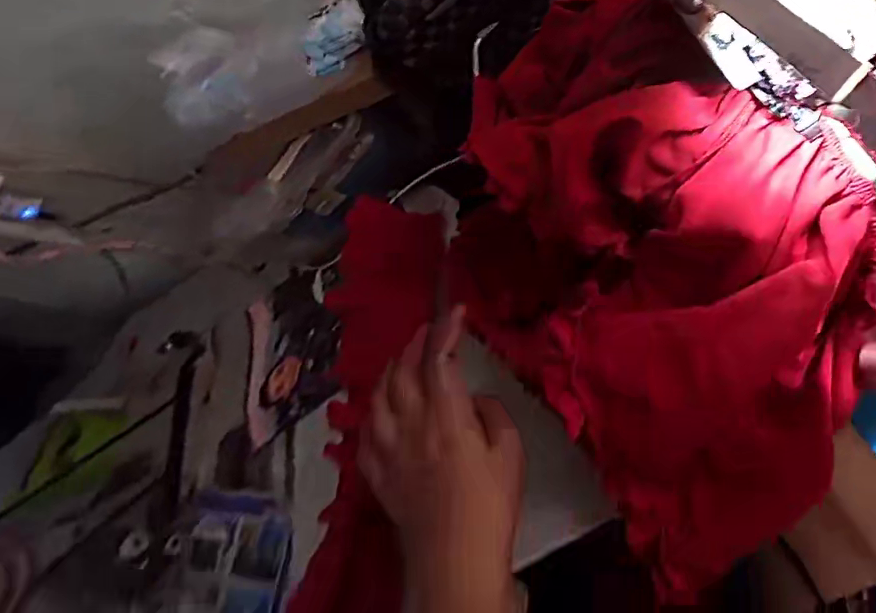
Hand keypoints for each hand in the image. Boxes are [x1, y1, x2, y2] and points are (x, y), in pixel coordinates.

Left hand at [359, 306, 524, 612]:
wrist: (454, 564)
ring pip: (377, 397)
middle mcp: (410, 428)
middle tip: (431, 327)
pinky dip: (373, 407)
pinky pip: (364, 432)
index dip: (445, 328)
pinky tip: (382, 404)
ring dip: (390, 369)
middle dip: (414, 342)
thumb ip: (493, 413)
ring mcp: (387, 452)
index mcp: (446, 418)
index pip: (437, 359)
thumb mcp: (510, 451)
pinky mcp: (376, 477)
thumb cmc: (491, 505)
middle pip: (401, 372)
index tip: (457, 310)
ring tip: (405, 358)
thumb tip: (474, 400)